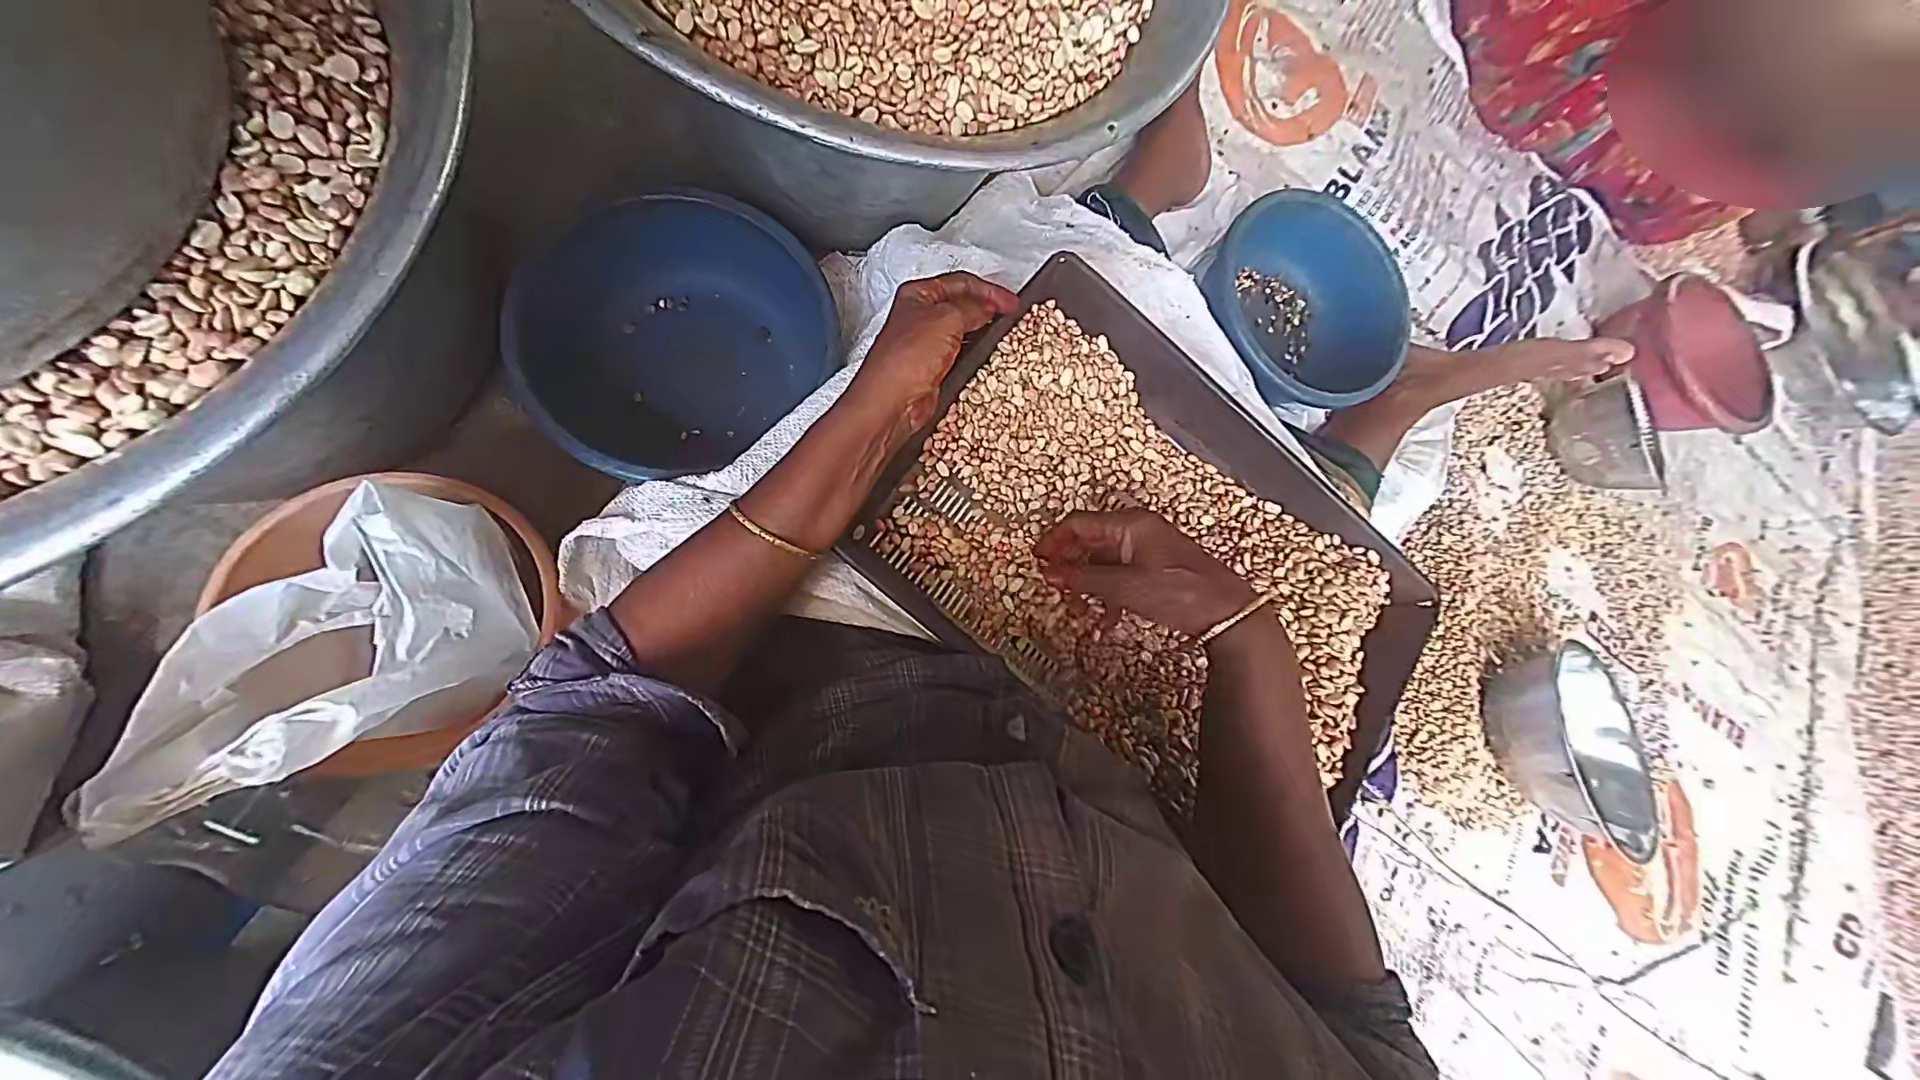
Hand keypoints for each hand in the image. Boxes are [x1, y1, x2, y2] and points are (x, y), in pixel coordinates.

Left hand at [851, 272, 1018, 428]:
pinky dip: (975, 354)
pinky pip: (960, 355)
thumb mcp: (947, 319)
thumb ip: (972, 309)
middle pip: (962, 305)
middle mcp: (920, 317)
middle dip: (987, 308)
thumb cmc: (906, 359)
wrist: (892, 401)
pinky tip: (986, 356)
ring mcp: (926, 344)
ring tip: (1003, 333)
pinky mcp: (933, 368)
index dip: (989, 290)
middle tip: (1009, 313)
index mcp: (917, 295)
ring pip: (962, 331)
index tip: (1010, 301)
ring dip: (982, 332)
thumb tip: (987, 307)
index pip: (961, 283)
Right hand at [1034, 509, 1256, 637]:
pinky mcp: (1156, 567)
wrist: (1226, 613)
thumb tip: (1052, 572)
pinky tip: (1105, 618)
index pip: (1078, 524)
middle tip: (1054, 586)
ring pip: (1104, 561)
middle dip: (1069, 565)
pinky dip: (1108, 593)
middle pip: (1090, 541)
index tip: (1037, 559)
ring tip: (1077, 608)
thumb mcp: (1124, 587)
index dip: (1053, 541)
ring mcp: (1148, 548)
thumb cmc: (1179, 593)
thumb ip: (1083, 579)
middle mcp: (1137, 530)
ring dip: (1088, 584)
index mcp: (1129, 524)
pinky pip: (1121, 574)